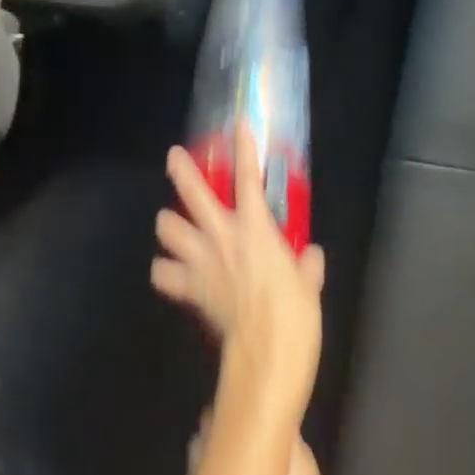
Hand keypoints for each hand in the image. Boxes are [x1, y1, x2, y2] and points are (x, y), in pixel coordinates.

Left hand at [154, 126, 325, 429]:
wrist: (266, 349)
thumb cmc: (295, 313)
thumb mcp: (309, 285)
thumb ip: (306, 265)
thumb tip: (310, 256)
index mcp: (256, 228)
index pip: (249, 179)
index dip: (244, 149)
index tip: (238, 126)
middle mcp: (222, 236)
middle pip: (192, 194)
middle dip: (181, 171)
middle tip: (174, 157)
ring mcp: (200, 261)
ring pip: (168, 228)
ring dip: (168, 224)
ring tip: (171, 224)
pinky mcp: (189, 288)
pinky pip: (164, 275)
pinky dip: (164, 272)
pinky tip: (168, 272)